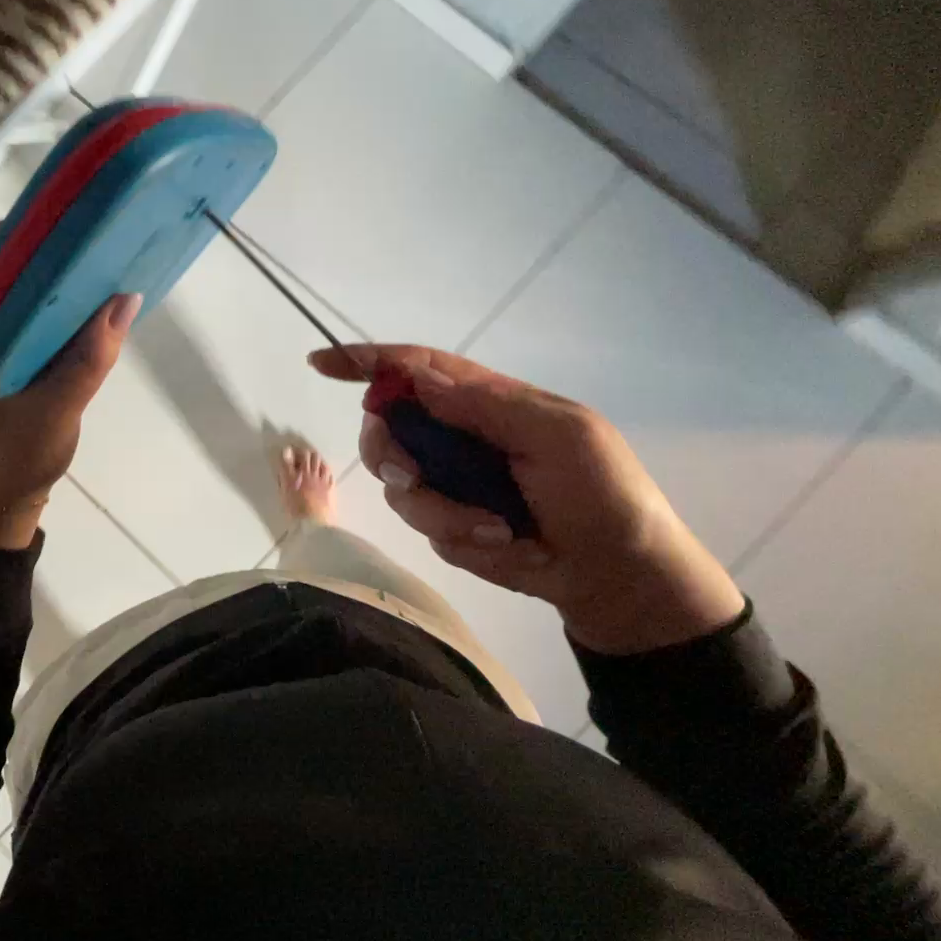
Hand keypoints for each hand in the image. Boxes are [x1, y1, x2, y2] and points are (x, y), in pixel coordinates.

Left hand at [0, 226, 141, 548]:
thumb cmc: (14, 462)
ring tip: (70, 258)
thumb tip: (124, 300)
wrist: (6, 504)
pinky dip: (38, 303)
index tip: (26, 231)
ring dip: (26, 276)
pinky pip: (12, 319)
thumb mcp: (53, 414)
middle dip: (12, 252)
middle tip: (60, 238)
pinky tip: (73, 298)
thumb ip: (86, 362)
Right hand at [309, 344, 744, 653]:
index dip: (365, 363)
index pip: (414, 369)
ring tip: (500, 533)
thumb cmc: (606, 496)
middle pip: (387, 429)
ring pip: (400, 487)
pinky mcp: (449, 522)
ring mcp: (451, 481)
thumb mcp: (563, 437)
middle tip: (417, 478)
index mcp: (487, 401)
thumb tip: (415, 378)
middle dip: (395, 456)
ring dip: (444, 513)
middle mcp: (458, 435)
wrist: (620, 578)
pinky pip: (423, 526)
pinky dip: (461, 539)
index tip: (320, 363)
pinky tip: (505, 546)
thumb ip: (489, 405)